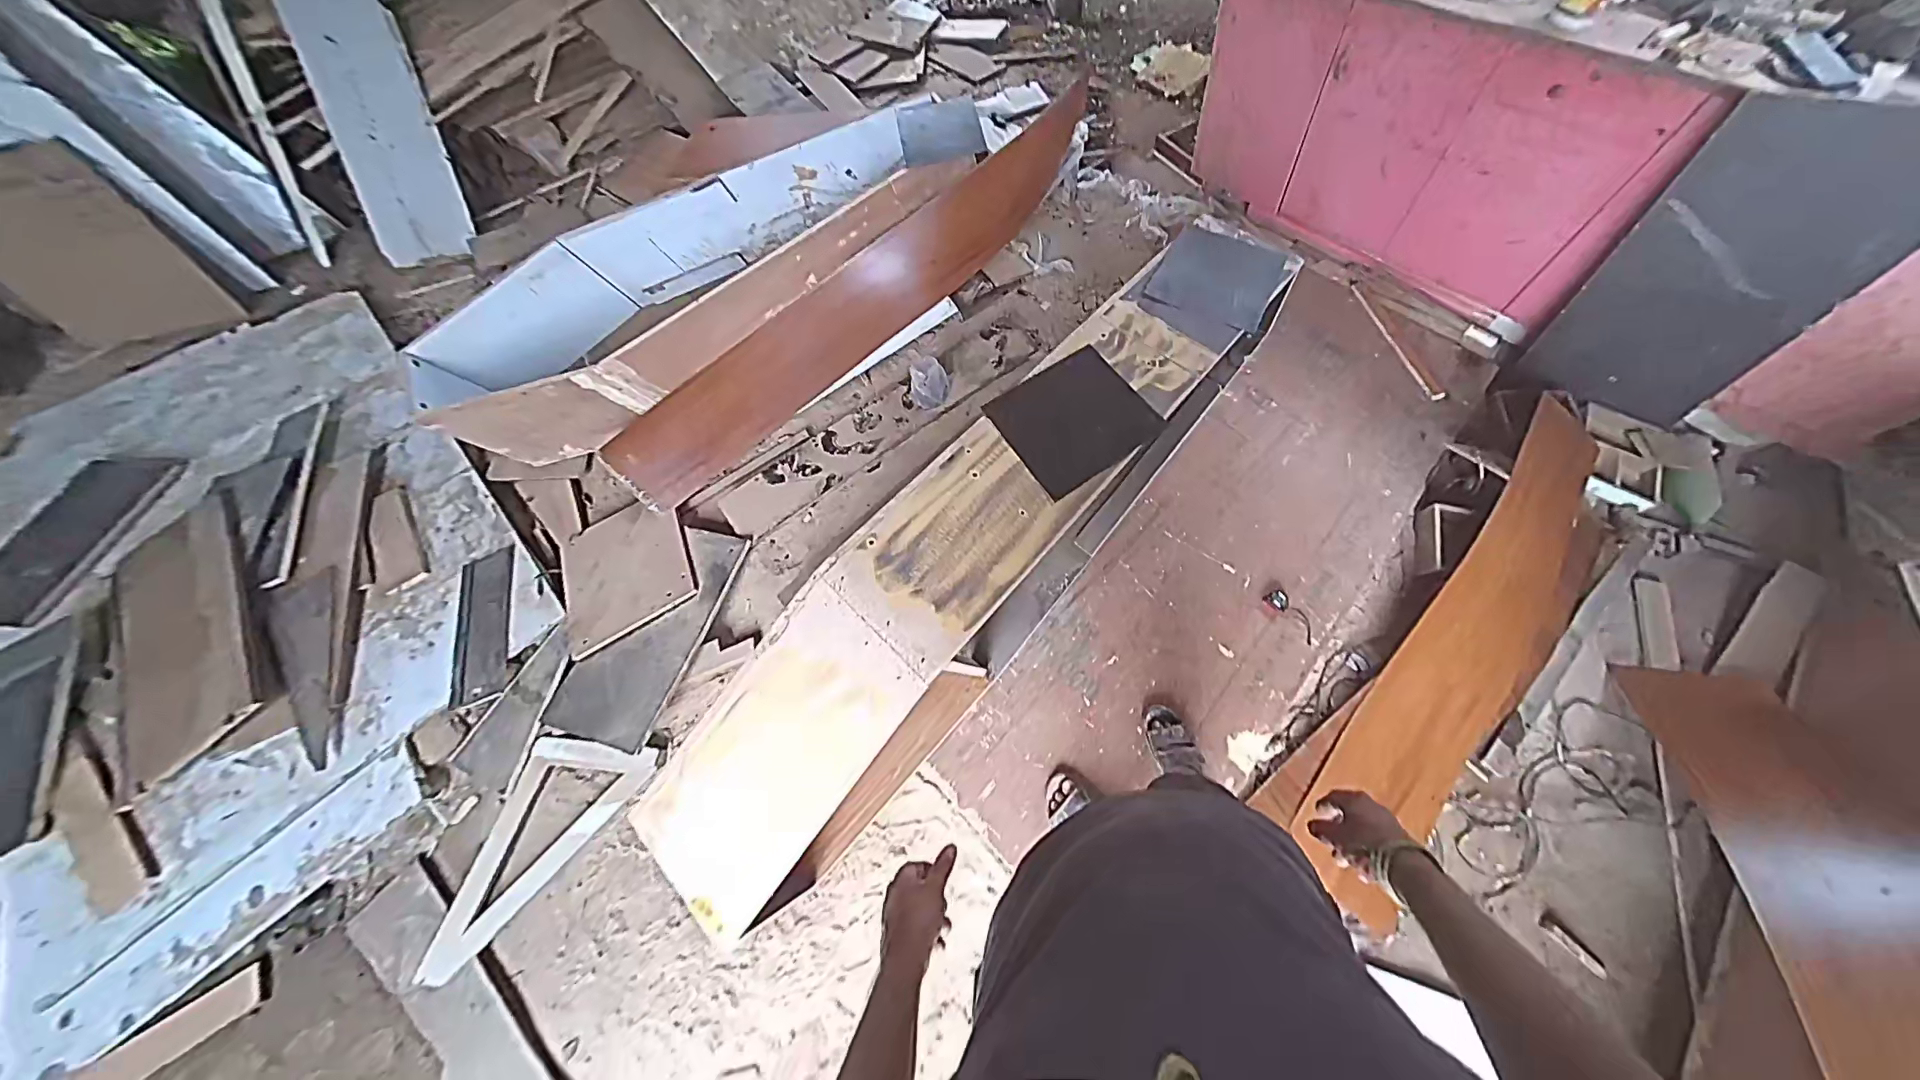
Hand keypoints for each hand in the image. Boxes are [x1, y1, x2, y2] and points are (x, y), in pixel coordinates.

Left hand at [880, 844, 955, 969]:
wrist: (906, 957)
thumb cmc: (918, 922)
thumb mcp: (936, 888)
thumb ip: (943, 866)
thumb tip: (950, 848)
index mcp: (901, 879)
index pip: (919, 865)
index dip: (934, 872)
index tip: (943, 881)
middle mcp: (895, 895)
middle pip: (920, 888)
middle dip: (936, 898)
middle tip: (942, 905)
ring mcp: (894, 915)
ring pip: (920, 909)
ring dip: (934, 917)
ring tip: (941, 927)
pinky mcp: (898, 933)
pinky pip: (916, 927)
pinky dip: (927, 931)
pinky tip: (935, 940)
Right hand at [1306, 789, 1412, 869]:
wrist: (1404, 865)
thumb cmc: (1363, 844)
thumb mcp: (1334, 837)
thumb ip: (1321, 829)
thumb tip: (1313, 825)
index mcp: (1354, 799)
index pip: (1333, 797)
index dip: (1322, 807)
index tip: (1316, 816)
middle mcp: (1371, 805)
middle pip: (1348, 814)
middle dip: (1337, 831)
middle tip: (1328, 842)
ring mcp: (1387, 822)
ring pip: (1362, 830)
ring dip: (1350, 843)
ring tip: (1343, 860)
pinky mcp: (1399, 839)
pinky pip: (1375, 842)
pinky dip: (1366, 851)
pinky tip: (1362, 866)